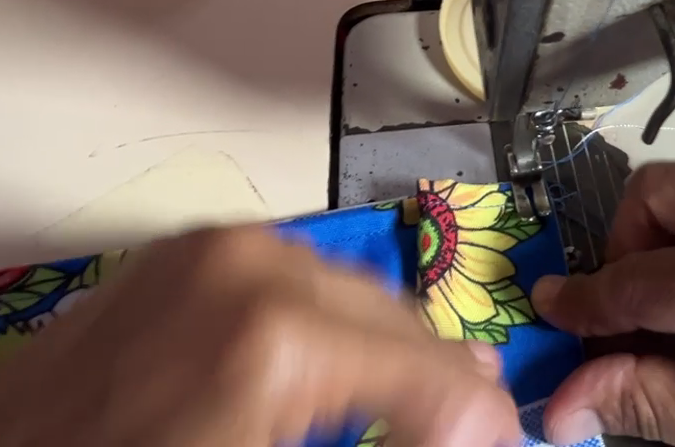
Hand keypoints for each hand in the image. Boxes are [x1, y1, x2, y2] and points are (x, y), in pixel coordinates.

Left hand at [0, 226, 519, 446]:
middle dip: (433, 374)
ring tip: (404, 397)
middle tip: (465, 421)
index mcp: (270, 338)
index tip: (499, 438)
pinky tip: (325, 364)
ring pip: (342, 286)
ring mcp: (204, 246)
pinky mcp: (175, 253)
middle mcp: (246, 262)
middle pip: (388, 314)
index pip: (419, 363)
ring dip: (379, 344)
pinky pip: (285, 276)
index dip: (469, 410)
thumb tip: (463, 428)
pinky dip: (320, 320)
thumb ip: (377, 429)